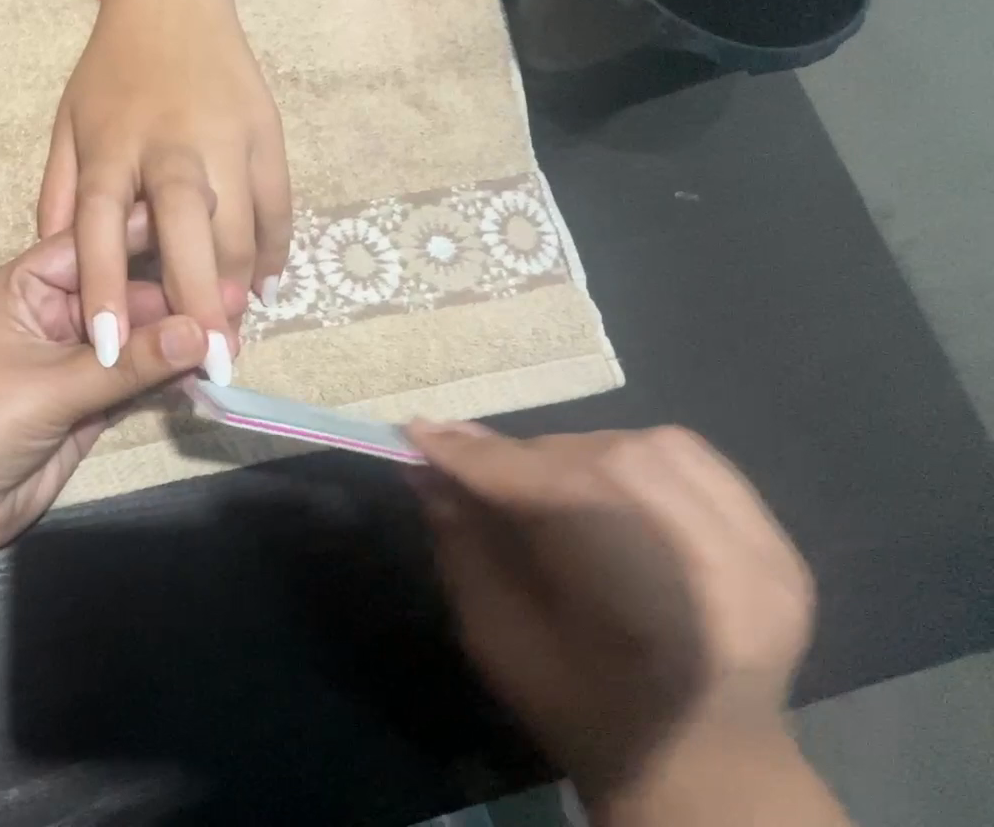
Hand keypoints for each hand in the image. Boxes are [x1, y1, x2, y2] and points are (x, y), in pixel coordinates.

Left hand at [0, 213, 248, 554]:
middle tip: (234, 303)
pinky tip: (207, 373)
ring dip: (176, 344)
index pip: (93, 248)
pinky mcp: (86, 407)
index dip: (145, 236)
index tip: (203, 219)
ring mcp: (71, 364)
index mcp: (27, 288)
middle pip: (122, 298)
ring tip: (235, 337)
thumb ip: (126, 363)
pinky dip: (166, 381)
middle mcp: (53, 316)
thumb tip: (203, 333)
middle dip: (173, 303)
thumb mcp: (47, 384)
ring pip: (133, 344)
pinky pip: (134, 385)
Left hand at [39, 0, 289, 386]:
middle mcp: (170, 148)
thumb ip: (59, 195)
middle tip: (207, 363)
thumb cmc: (110, 73)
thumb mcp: (67, 128)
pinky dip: (275, 250)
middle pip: (186, 234)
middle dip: (197, 303)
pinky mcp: (268, 135)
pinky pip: (278, 205)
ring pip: (239, 228)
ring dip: (239, 286)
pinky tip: (265, 285)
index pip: (101, 229)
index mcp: (110, 148)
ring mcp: (226, 140)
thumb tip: (51, 260)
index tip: (109, 351)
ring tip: (233, 333)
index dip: (103, 293)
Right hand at [405, 422, 816, 804]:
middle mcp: (715, 568)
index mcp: (641, 610)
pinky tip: (597, 479)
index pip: (551, 494)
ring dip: (570, 451)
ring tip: (534, 477)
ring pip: (644, 448)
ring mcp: (758, 550)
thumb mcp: (492, 632)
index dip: (477, 458)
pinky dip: (628, 454)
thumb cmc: (577, 706)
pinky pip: (691, 459)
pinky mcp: (775, 539)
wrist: (700, 760)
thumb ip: (461, 540)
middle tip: (466, 466)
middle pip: (597, 463)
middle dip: (517, 456)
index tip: (416, 432)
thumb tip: (425, 465)